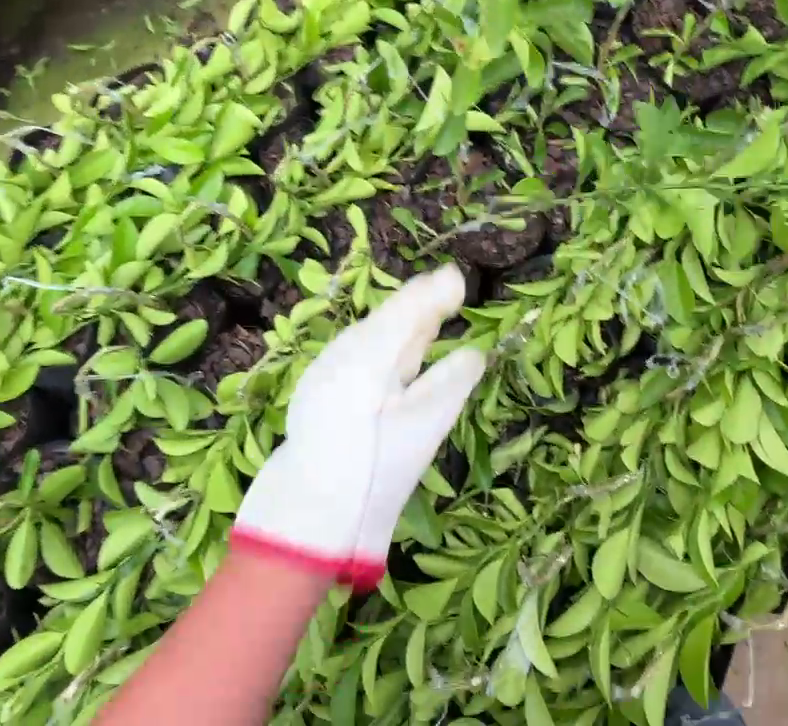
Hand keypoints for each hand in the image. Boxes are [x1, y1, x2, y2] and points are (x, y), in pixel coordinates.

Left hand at [231, 265, 484, 587]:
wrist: (312, 509)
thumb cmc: (376, 468)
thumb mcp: (424, 428)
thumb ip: (450, 383)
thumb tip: (475, 353)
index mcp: (369, 355)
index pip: (407, 312)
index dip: (434, 294)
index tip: (459, 279)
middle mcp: (343, 352)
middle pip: (387, 319)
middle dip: (418, 304)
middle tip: (448, 288)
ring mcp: (325, 369)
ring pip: (371, 335)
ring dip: (401, 323)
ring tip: (429, 313)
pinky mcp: (319, 388)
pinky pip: (357, 352)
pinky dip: (383, 343)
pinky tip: (396, 350)